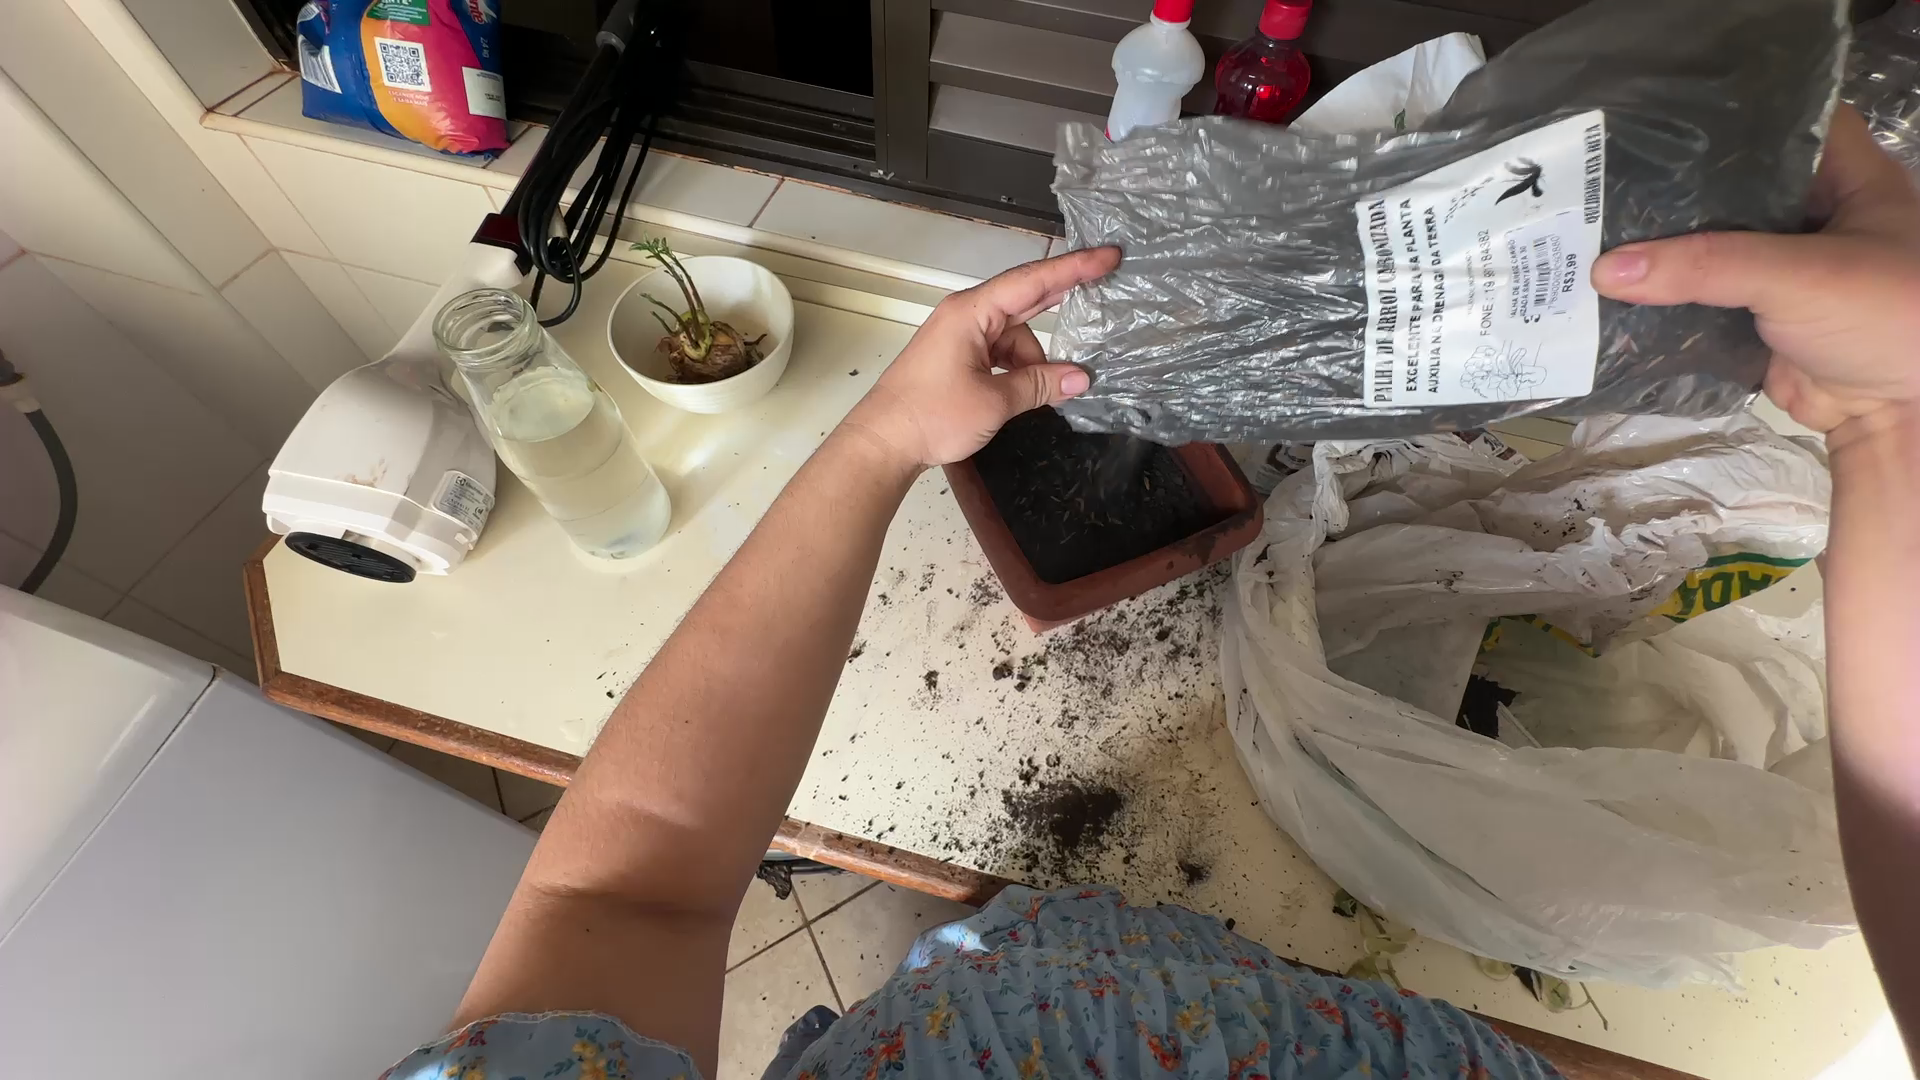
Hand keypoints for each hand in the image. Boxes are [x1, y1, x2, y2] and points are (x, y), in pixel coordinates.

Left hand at [841, 246, 1121, 470]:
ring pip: (1013, 337)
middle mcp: (965, 316)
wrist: (884, 442)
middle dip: (1062, 298)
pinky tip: (1025, 393)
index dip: (1074, 268)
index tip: (1108, 256)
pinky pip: (998, 353)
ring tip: (1043, 393)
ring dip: (1032, 362)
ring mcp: (959, 337)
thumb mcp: (993, 402)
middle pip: (1025, 301)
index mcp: (971, 313)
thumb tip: (1080, 378)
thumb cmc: (930, 416)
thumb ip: (1039, 386)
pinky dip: (1015, 370)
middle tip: (1102, 286)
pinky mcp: (956, 358)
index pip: (1032, 281)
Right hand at [1591, 107, 1919, 448]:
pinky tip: (1596, 307)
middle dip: (1655, 204)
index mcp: (1840, 184)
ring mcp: (1769, 280)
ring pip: (1694, 262)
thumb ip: (1708, 267)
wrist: (1913, 409)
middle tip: (1583, 199)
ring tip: (1572, 251)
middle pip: (1718, 201)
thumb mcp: (1806, 275)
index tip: (1643, 132)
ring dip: (1643, 265)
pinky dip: (1644, 315)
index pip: (1776, 131)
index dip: (1716, 125)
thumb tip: (1602, 270)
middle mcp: (1801, 225)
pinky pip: (1683, 314)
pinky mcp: (1742, 329)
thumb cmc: (1897, 315)